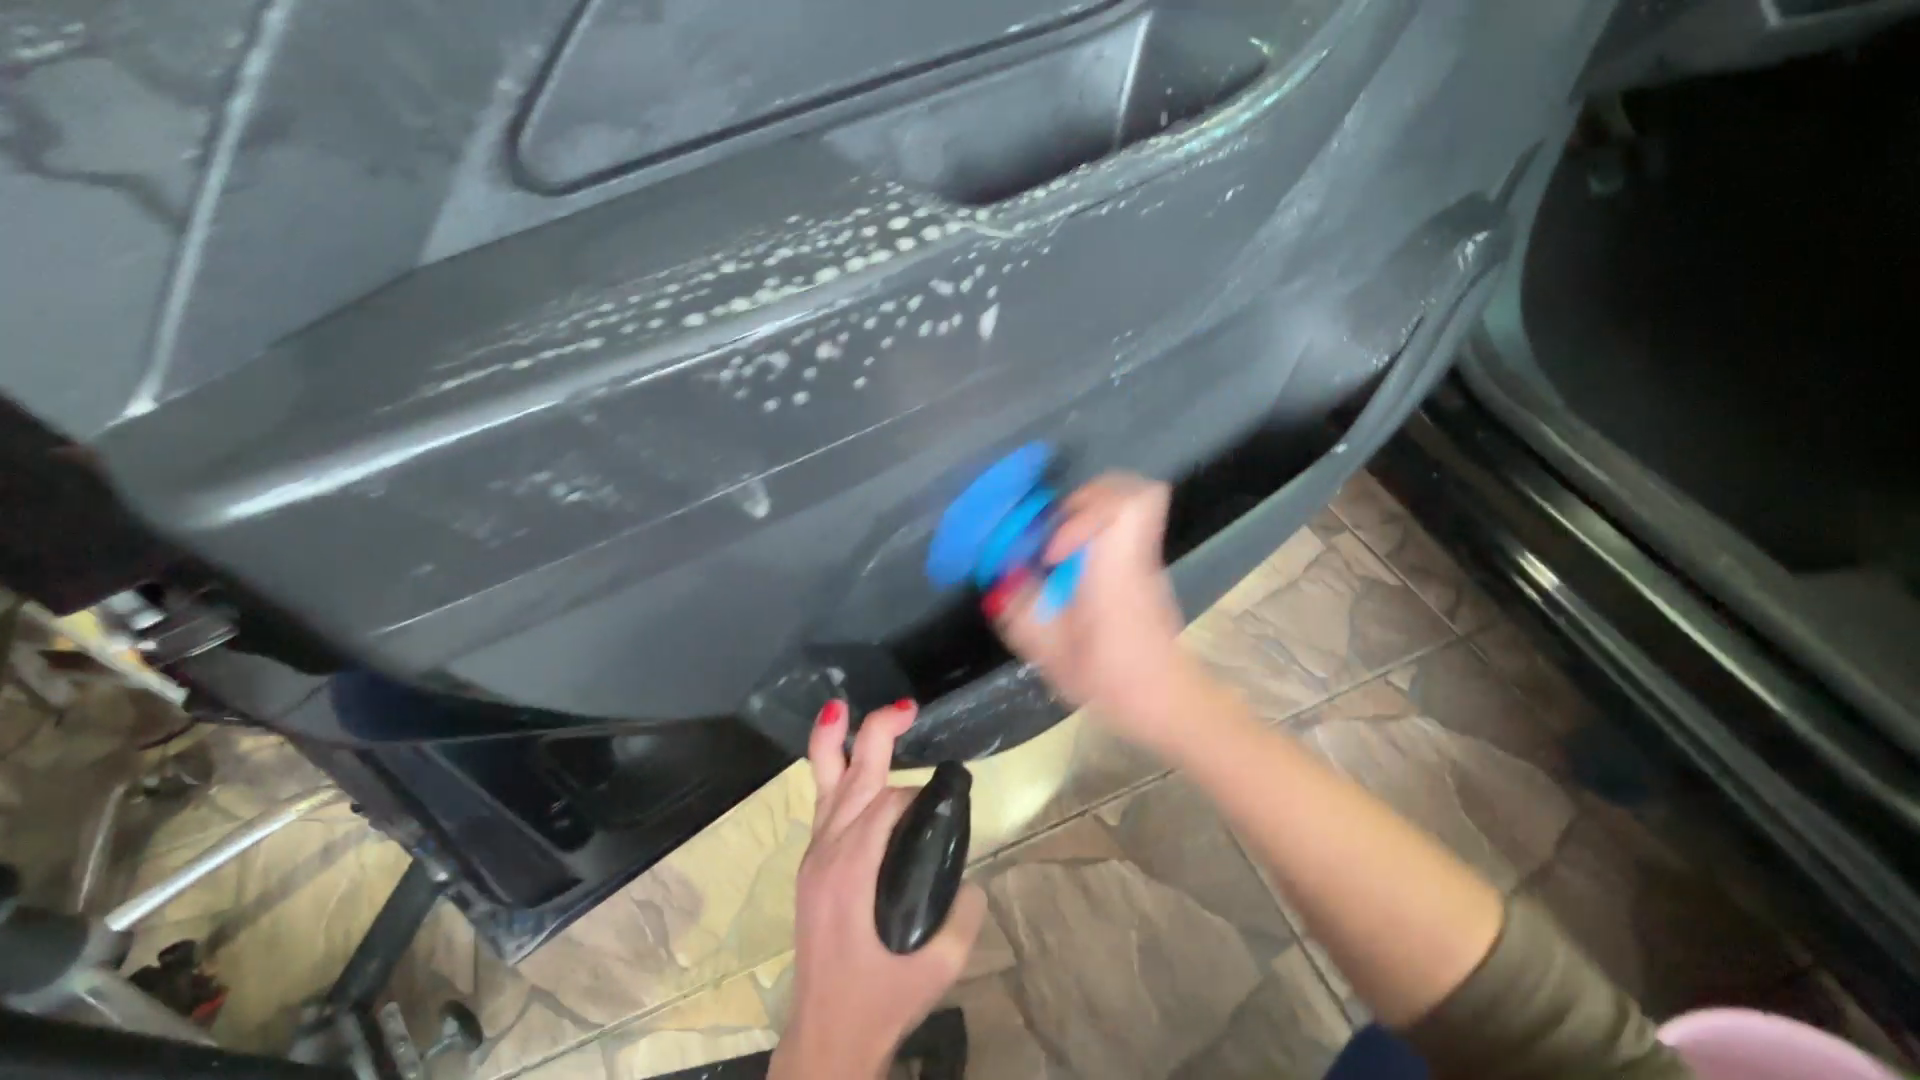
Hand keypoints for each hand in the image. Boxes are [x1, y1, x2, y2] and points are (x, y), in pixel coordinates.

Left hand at [769, 699, 985, 1079]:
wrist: (826, 1035)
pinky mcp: (810, 869)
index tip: (946, 798)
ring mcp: (812, 859)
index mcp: (850, 870)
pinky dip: (834, 776)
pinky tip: (850, 766)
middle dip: (875, 734)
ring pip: (822, 786)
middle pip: (848, 777)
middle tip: (905, 707)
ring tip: (843, 708)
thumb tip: (972, 879)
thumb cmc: (880, 1001)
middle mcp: (825, 853)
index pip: (885, 802)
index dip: (917, 791)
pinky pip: (821, 807)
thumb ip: (962, 914)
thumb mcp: (938, 966)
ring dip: (836, 744)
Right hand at [987, 473, 1198, 747]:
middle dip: (1085, 499)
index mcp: (1116, 569)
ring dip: (1089, 519)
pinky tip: (1076, 577)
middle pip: (1130, 491)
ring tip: (1062, 553)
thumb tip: (1002, 583)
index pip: (1126, 502)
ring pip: (1127, 509)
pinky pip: (1122, 534)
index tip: (1054, 550)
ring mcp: (1146, 564)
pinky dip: (1096, 539)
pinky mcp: (1146, 577)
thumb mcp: (1054, 656)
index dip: (1083, 508)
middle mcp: (1136, 557)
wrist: (1171, 705)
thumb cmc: (1115, 682)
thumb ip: (1022, 614)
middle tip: (1055, 534)